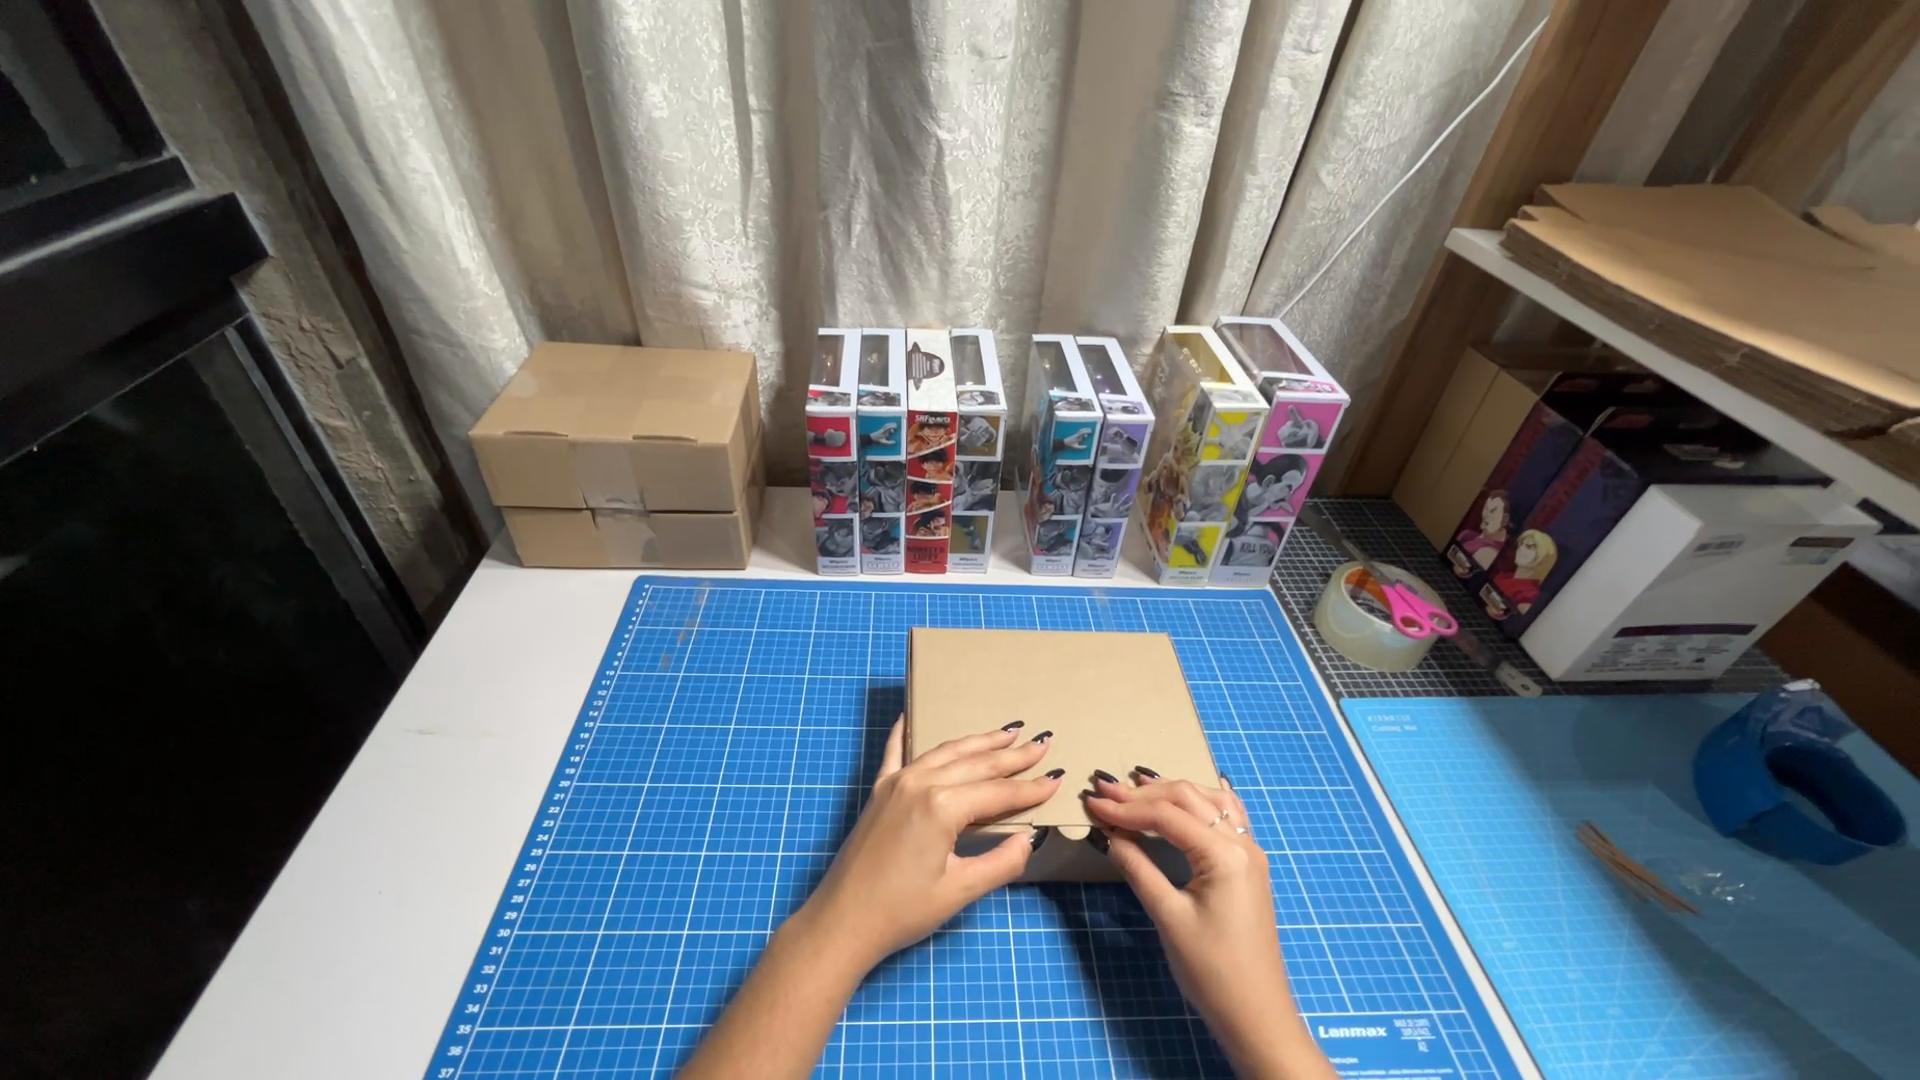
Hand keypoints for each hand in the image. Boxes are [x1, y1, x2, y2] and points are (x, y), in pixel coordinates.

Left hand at [800, 718, 1061, 970]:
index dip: (1030, 789)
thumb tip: (1029, 839)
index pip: (998, 793)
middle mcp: (921, 782)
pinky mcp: (878, 789)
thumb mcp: (959, 891)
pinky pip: (896, 750)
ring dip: (978, 742)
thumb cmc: (901, 911)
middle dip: (1012, 755)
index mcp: (943, 806)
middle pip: (977, 764)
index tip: (1057, 779)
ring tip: (1006, 732)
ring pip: (946, 752)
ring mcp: (896, 781)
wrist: (841, 921)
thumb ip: (1001, 862)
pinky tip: (910, 715)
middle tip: (1042, 742)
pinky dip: (906, 731)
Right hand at [1087, 773, 1335, 1079]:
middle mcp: (1243, 843)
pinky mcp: (1249, 865)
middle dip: (1143, 793)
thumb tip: (1108, 833)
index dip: (1126, 807)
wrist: (1257, 1016)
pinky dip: (1200, 801)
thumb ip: (1137, 867)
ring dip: (1170, 793)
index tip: (1092, 802)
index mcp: (1225, 854)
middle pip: (1188, 798)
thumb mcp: (1167, 916)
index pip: (1167, 815)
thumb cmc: (1211, 970)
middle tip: (1105, 791)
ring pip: (1208, 800)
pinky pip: (1227, 815)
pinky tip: (1187, 797)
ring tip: (1135, 791)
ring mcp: (1251, 852)